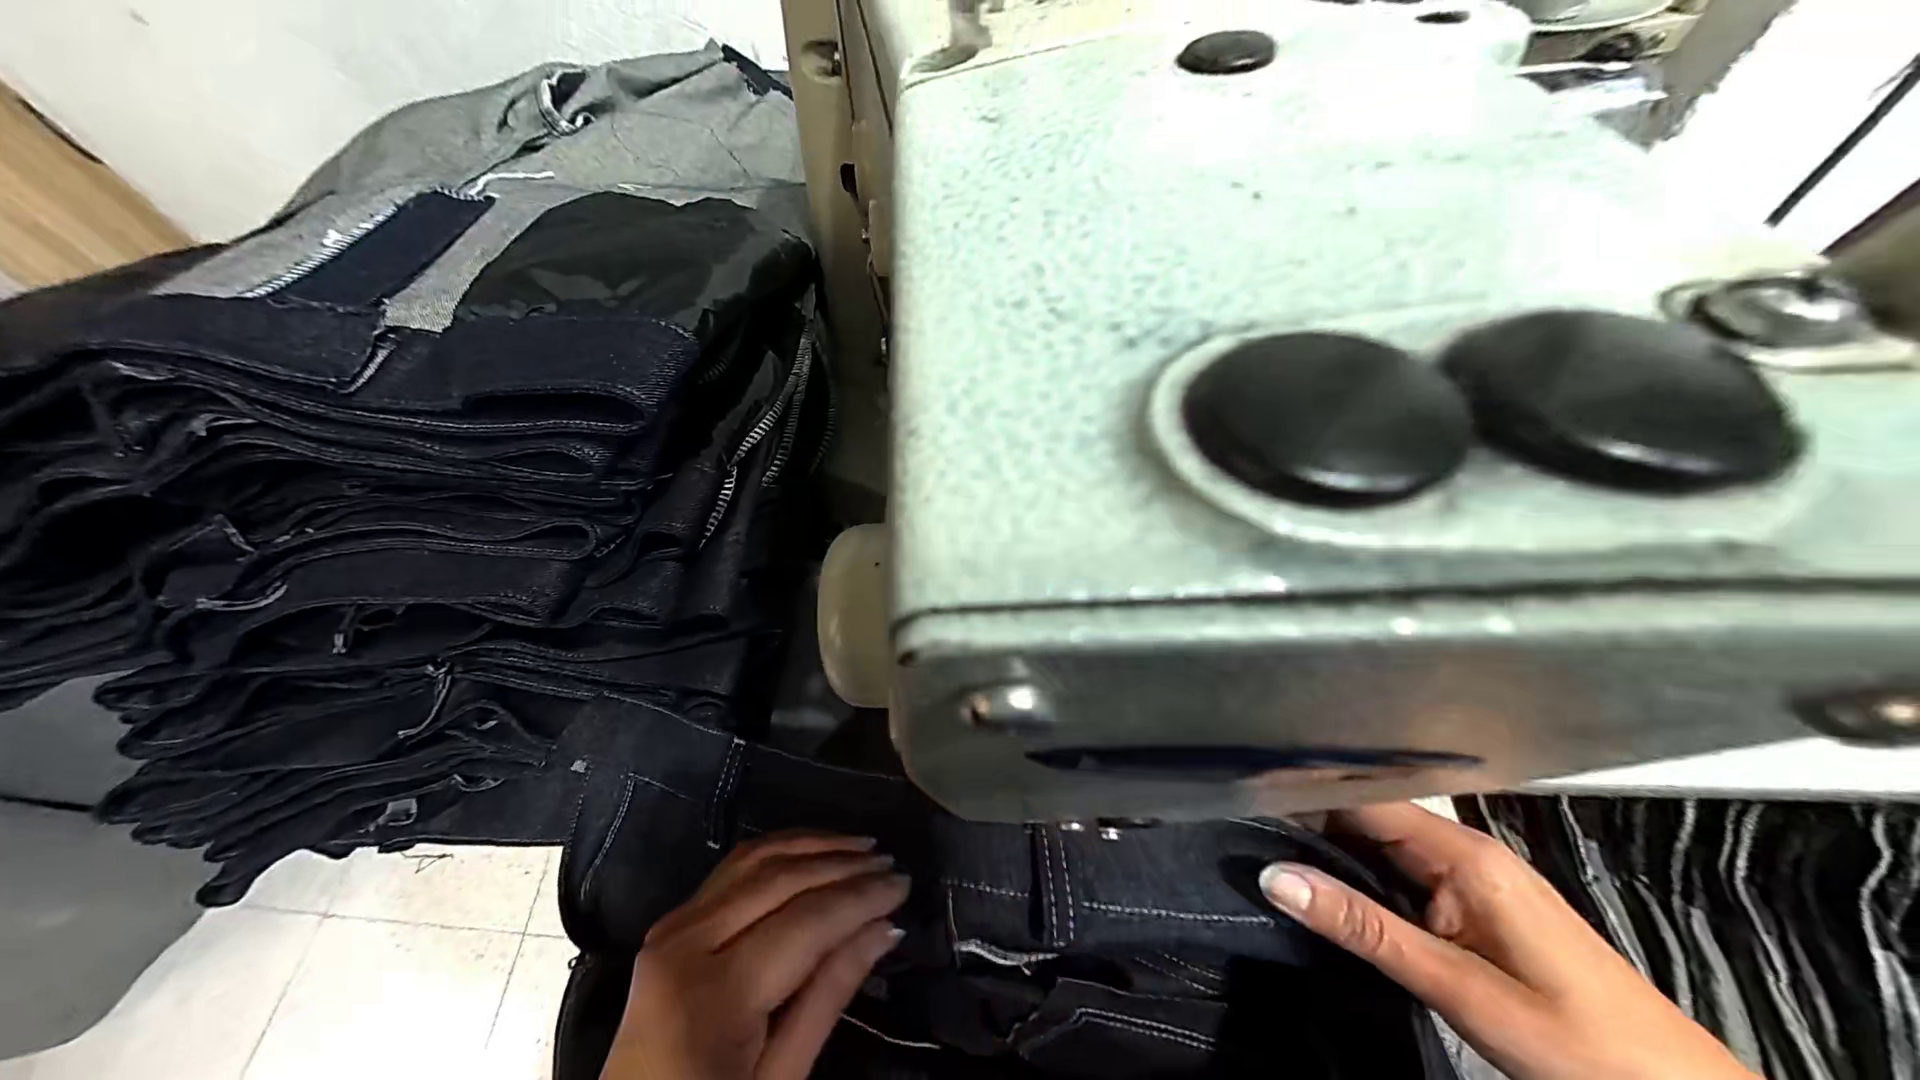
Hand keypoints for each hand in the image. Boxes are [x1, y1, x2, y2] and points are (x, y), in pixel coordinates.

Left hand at [601, 830, 909, 1079]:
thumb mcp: (780, 1078)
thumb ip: (830, 994)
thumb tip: (886, 927)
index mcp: (712, 996)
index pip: (806, 922)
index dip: (861, 897)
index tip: (904, 883)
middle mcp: (686, 943)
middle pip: (781, 880)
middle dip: (843, 865)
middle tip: (890, 862)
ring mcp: (673, 925)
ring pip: (756, 858)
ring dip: (813, 845)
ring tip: (862, 845)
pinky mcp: (671, 921)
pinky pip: (733, 869)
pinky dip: (779, 850)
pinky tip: (812, 848)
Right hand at [1258, 803, 1757, 1079]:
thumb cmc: (1585, 1046)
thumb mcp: (1461, 990)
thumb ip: (1363, 929)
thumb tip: (1275, 878)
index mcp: (1463, 853)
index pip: (1361, 798)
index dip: (1300, 791)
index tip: (1240, 792)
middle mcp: (1463, 849)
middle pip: (1364, 815)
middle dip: (1304, 819)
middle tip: (1237, 826)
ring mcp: (1468, 876)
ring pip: (1377, 843)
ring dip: (1326, 848)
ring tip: (1260, 846)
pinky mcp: (1470, 903)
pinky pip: (1396, 871)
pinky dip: (1356, 876)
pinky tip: (1323, 887)